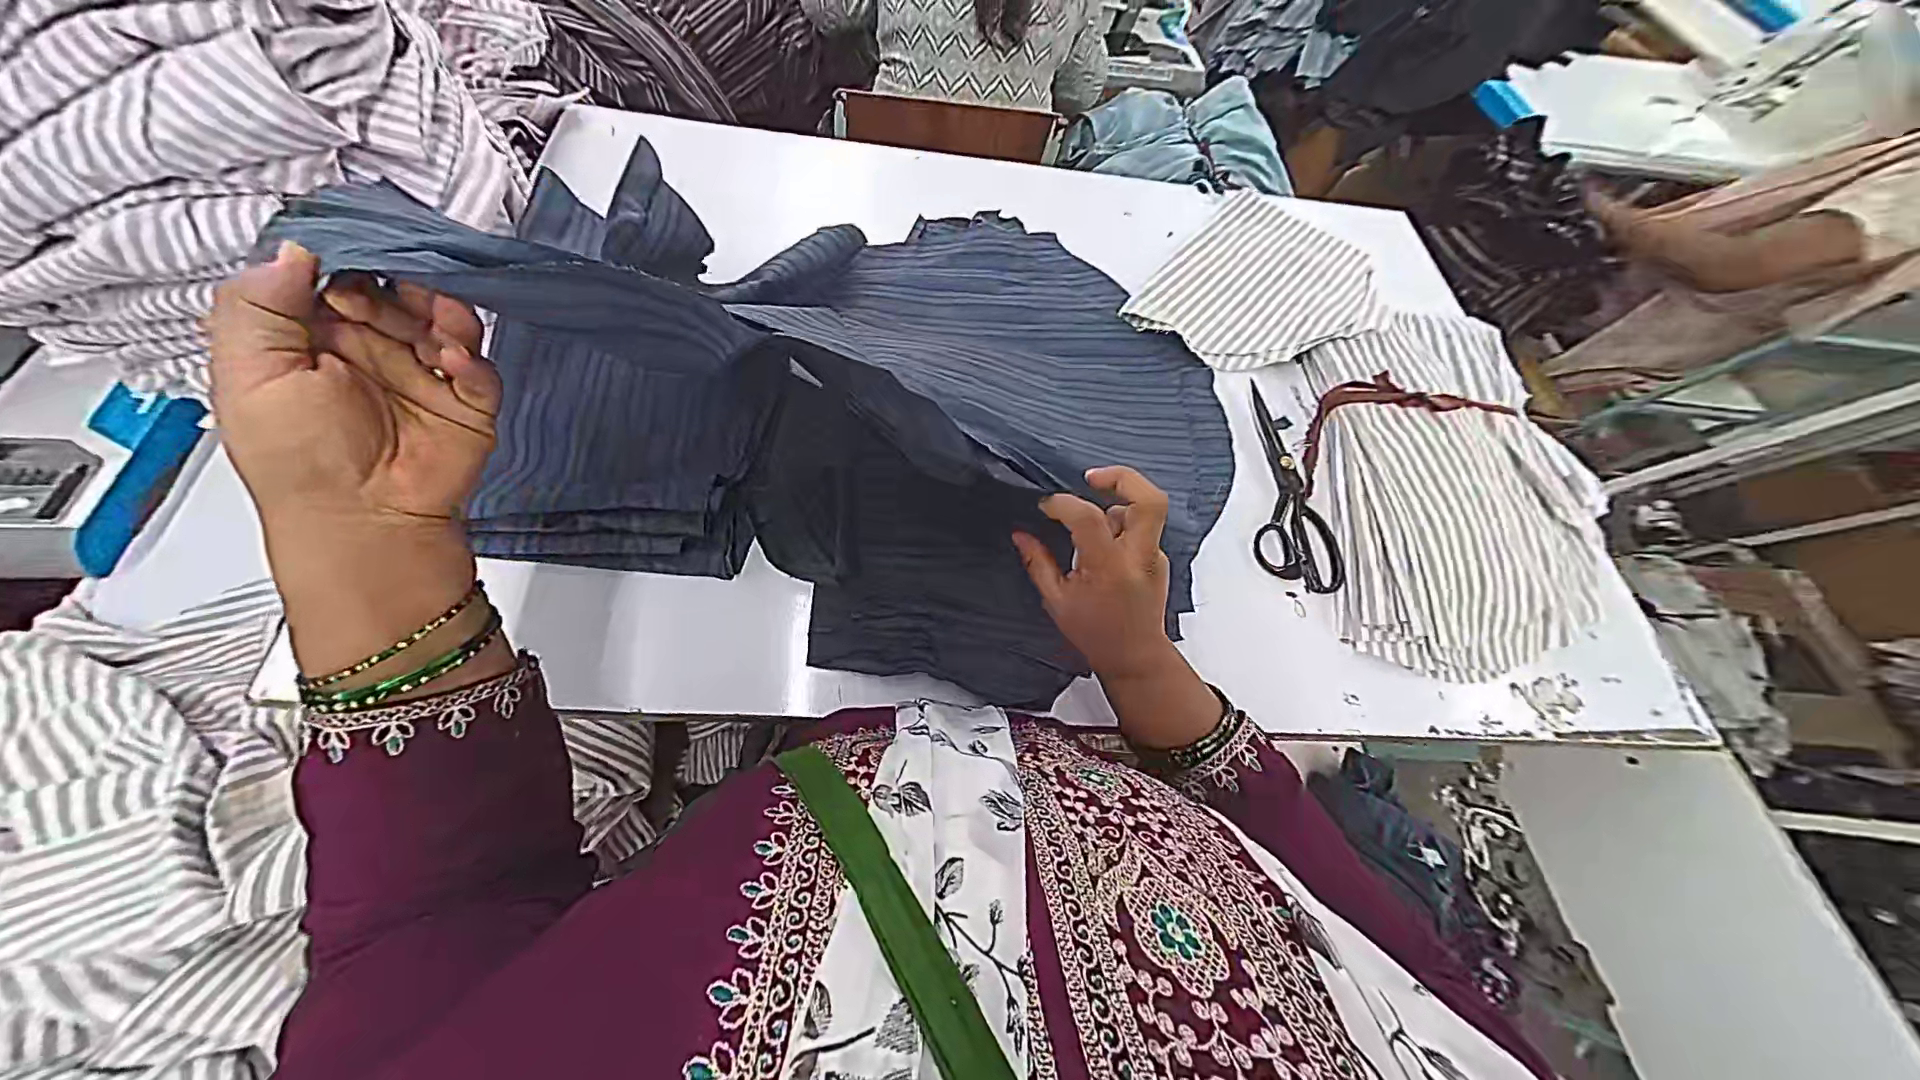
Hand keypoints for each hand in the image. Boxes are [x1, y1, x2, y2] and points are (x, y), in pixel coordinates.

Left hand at [208, 243, 511, 683]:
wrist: (360, 518)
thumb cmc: (299, 460)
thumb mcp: (248, 373)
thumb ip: (259, 305)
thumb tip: (296, 252)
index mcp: (317, 338)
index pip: (339, 279)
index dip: (348, 263)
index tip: (347, 260)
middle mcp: (376, 351)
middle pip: (400, 295)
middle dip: (399, 287)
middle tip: (386, 297)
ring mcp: (427, 377)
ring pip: (448, 326)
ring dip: (444, 316)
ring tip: (436, 322)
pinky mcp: (470, 406)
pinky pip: (482, 373)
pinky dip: (473, 363)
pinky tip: (453, 362)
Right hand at [1013, 467, 1222, 748]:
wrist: (1135, 657)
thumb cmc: (1095, 633)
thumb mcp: (1056, 601)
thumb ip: (1038, 562)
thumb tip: (1020, 533)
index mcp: (1109, 568)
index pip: (1090, 517)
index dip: (1063, 504)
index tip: (1046, 507)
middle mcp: (1138, 557)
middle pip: (1149, 499)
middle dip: (1121, 477)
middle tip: (1090, 477)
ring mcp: (1154, 556)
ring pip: (1145, 510)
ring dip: (1117, 503)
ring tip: (1089, 520)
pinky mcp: (1158, 558)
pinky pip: (1141, 528)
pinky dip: (1120, 523)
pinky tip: (1099, 543)